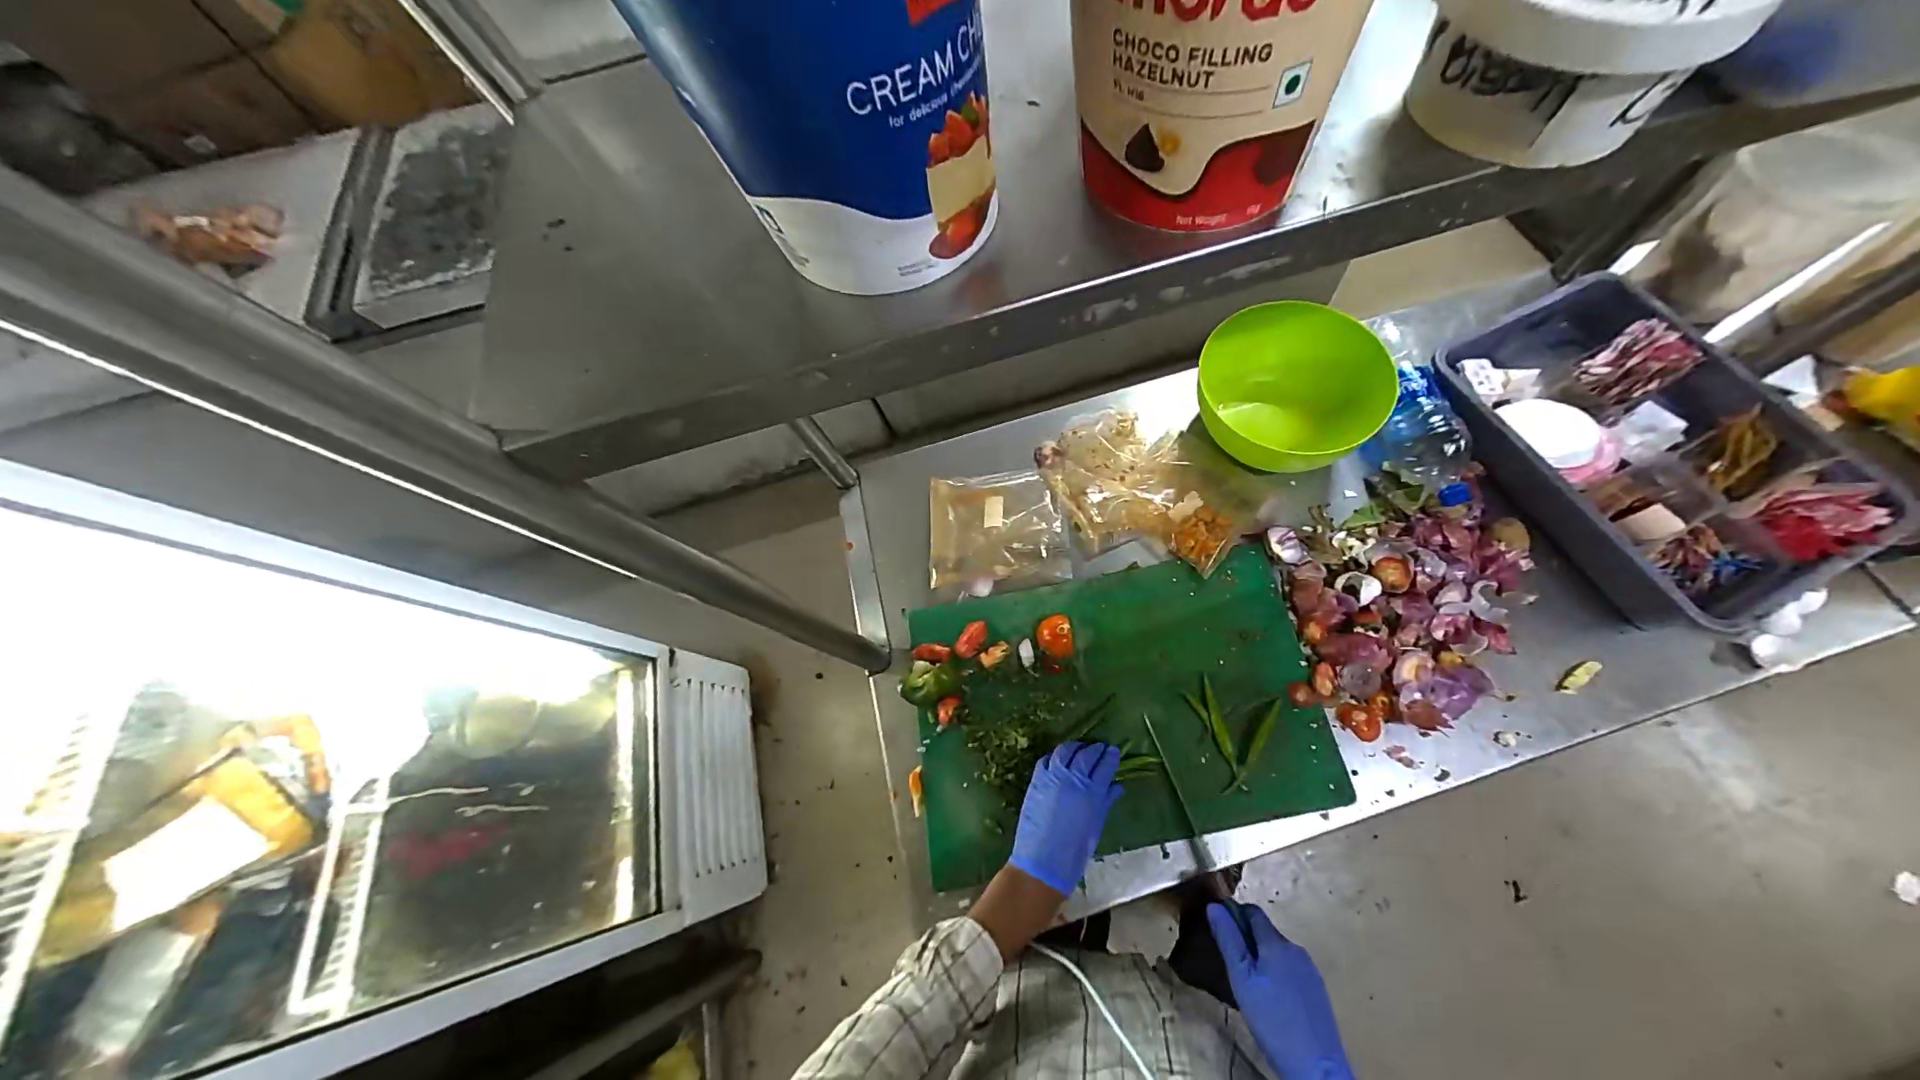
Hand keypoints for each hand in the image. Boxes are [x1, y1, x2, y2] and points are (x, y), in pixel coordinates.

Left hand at [1007, 741, 1121, 895]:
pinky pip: (1047, 760)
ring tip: (1080, 748)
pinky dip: (1055, 756)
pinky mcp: (1036, 780)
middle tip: (1100, 747)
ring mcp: (1052, 777)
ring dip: (1075, 747)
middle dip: (1095, 748)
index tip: (1114, 751)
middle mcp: (1073, 779)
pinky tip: (1060, 758)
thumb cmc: (1074, 850)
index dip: (1110, 756)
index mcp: (1092, 792)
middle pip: (1086, 754)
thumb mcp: (1095, 826)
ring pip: (1065, 751)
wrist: (1042, 861)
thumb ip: (1105, 802)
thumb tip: (1116, 786)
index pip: (1105, 765)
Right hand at [1208, 902, 1353, 1079]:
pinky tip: (1270, 1001)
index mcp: (1277, 943)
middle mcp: (1296, 950)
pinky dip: (1276, 974)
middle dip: (1246, 940)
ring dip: (1260, 958)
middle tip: (1230, 965)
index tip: (1219, 931)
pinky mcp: (1318, 991)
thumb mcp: (1241, 979)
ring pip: (1277, 952)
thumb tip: (1214, 905)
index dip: (1233, 914)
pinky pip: (1290, 970)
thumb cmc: (1272, 1020)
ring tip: (1248, 986)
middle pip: (1265, 932)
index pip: (1252, 911)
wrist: (1317, 1068)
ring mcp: (1310, 971)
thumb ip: (1228, 940)